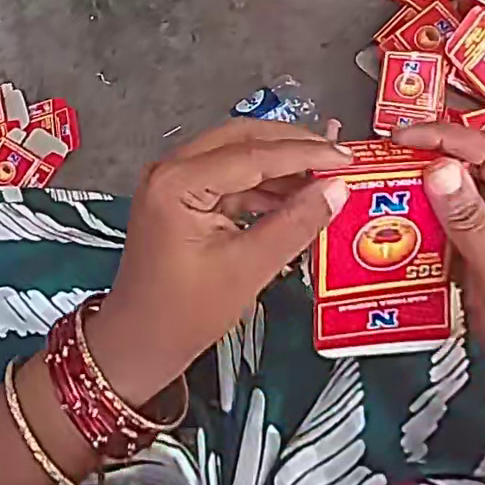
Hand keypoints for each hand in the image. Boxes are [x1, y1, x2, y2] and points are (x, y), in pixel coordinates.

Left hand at [86, 120, 350, 403]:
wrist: (138, 346)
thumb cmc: (185, 314)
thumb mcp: (247, 269)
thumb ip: (296, 224)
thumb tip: (338, 189)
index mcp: (178, 182)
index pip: (254, 154)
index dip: (306, 153)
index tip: (347, 157)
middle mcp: (172, 167)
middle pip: (244, 138)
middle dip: (293, 146)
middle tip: (337, 157)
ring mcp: (175, 178)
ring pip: (239, 152)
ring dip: (280, 163)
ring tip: (324, 177)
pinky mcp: (183, 193)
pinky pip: (231, 175)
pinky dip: (264, 182)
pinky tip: (295, 196)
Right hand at [392, 124, 484, 391]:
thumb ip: (472, 224)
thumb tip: (438, 167)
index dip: (447, 139)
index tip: (401, 138)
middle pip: (478, 161)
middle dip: (433, 152)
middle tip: (386, 155)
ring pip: (464, 182)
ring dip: (427, 177)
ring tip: (387, 176)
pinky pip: (456, 210)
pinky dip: (429, 206)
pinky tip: (403, 208)